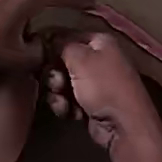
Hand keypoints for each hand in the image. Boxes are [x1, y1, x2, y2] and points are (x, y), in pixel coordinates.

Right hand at [43, 31, 161, 149]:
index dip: (51, 46)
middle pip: (63, 62)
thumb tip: (48, 39)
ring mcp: (95, 83)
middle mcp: (99, 59)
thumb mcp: (81, 59)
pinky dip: (66, 106)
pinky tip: (70, 113)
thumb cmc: (103, 86)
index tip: (38, 57)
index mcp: (101, 42)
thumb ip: (61, 45)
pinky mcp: (91, 103)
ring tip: (64, 102)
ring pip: (63, 83)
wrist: (123, 126)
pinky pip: (69, 100)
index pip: (67, 36)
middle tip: (58, 84)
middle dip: (55, 75)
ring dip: (58, 94)